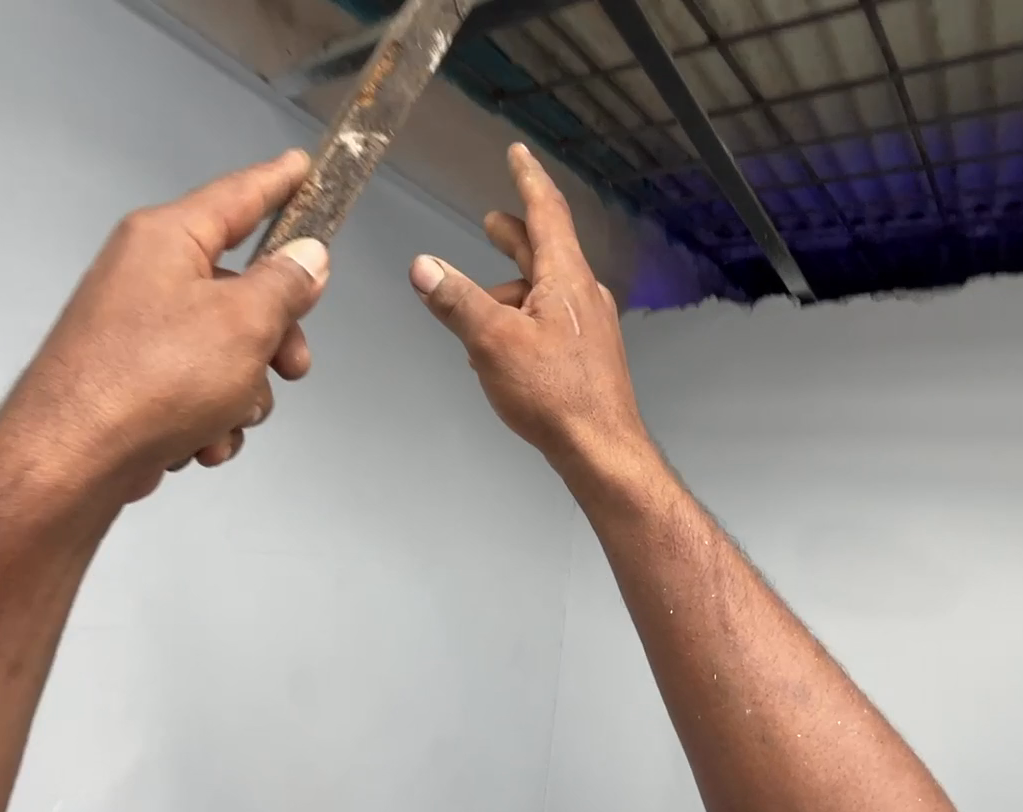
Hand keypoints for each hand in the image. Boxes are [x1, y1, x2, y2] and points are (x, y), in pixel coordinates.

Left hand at [0, 149, 330, 501]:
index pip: (238, 197)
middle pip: (245, 291)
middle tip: (292, 368)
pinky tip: (203, 441)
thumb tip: (309, 259)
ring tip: (227, 417)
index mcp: (169, 241)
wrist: (77, 457)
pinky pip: (203, 388)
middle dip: (276, 340)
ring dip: (245, 393)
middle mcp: (151, 277)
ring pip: (231, 350)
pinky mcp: (140, 379)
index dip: (279, 183)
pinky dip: (213, 416)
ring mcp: (143, 330)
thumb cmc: (153, 379)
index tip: (302, 167)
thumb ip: (285, 286)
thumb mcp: (243, 323)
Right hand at [409, 143, 647, 467]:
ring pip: (546, 292)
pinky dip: (523, 320)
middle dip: (515, 236)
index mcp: (566, 277)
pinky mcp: (589, 356)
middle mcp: (584, 294)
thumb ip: (457, 301)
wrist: (600, 447)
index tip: (518, 153)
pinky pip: (551, 322)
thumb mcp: (492, 342)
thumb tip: (422, 266)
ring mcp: (591, 326)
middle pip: (546, 251)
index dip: (528, 179)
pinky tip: (502, 350)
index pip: (546, 213)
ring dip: (512, 289)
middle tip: (490, 224)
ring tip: (478, 306)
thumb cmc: (551, 391)